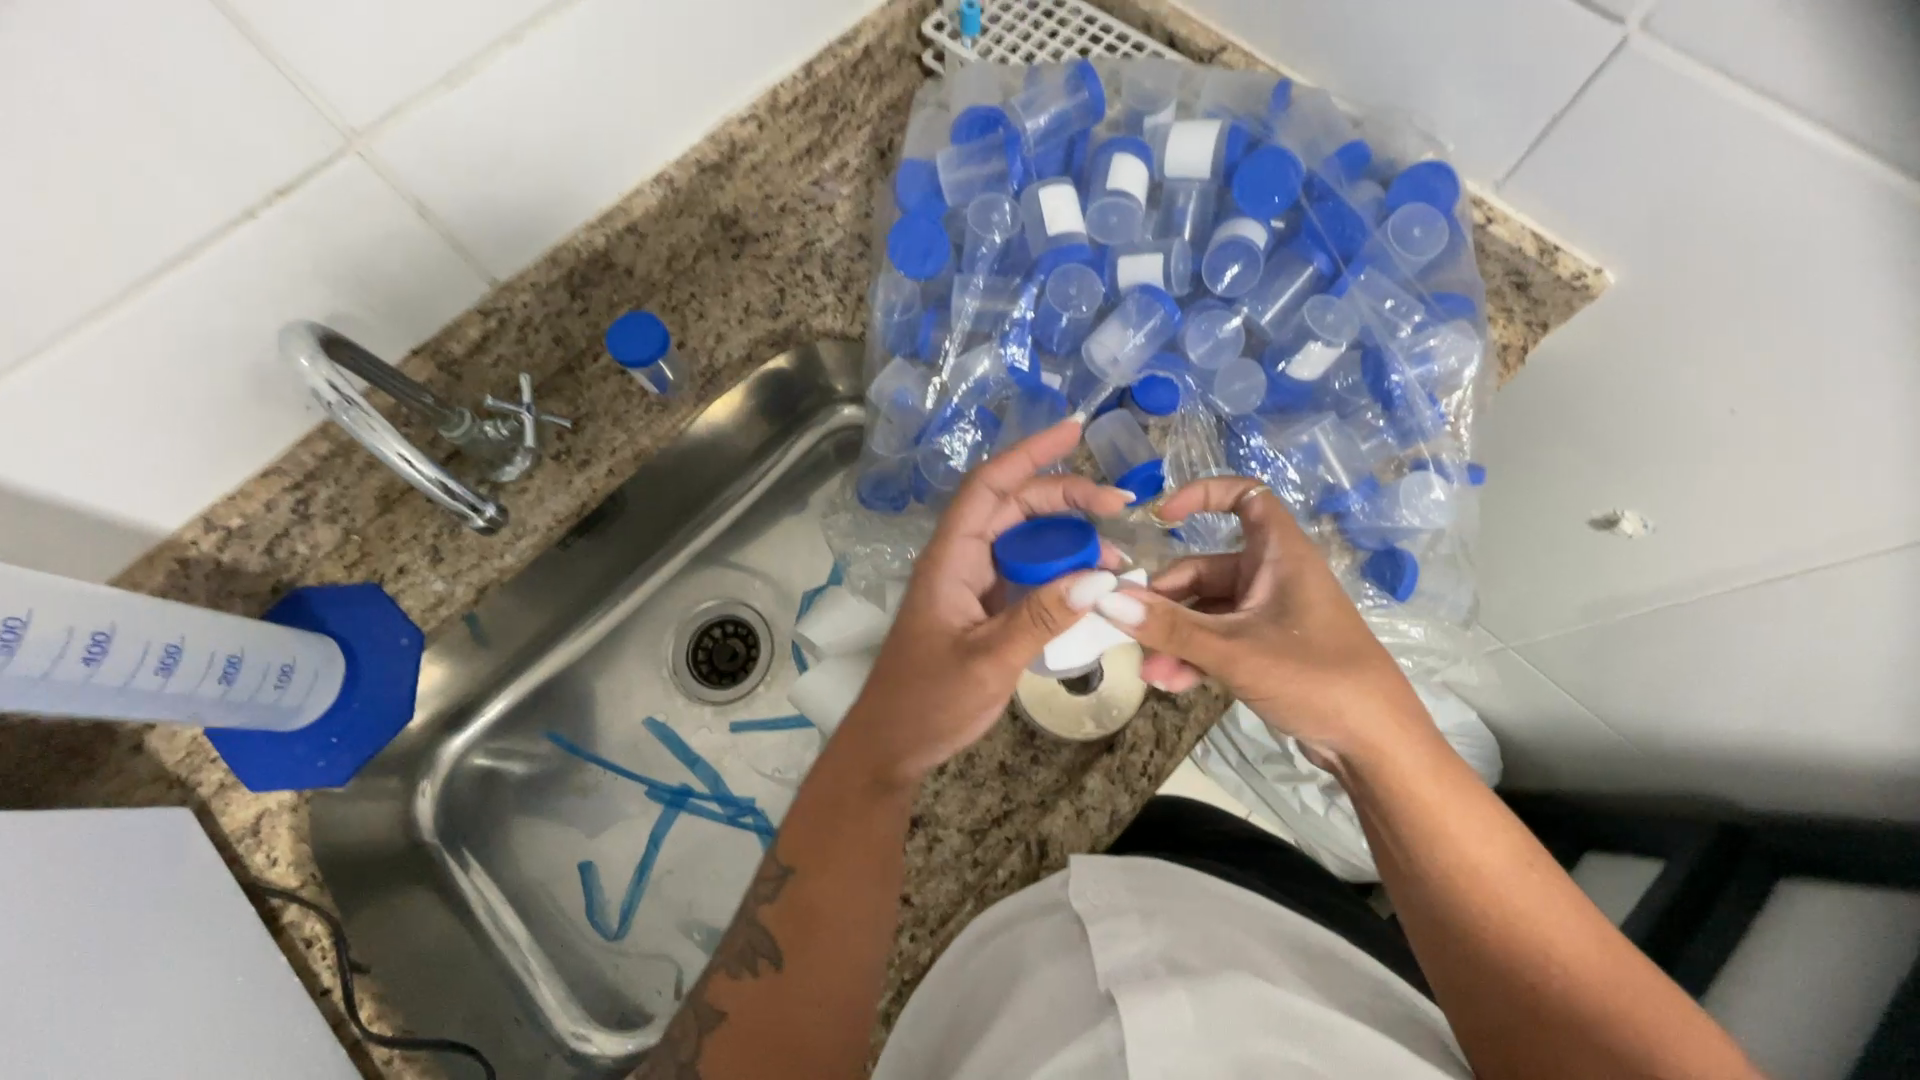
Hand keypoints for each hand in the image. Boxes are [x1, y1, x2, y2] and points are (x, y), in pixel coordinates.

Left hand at [836, 419, 1133, 788]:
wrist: (892, 745)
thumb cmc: (926, 702)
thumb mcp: (988, 661)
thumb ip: (1041, 619)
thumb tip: (1100, 579)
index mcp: (950, 559)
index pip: (989, 487)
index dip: (1029, 453)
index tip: (1076, 432)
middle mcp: (961, 561)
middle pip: (1014, 508)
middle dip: (1065, 498)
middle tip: (1119, 508)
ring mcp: (973, 586)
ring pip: (1024, 542)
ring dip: (1067, 540)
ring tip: (1114, 556)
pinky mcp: (984, 611)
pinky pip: (1027, 576)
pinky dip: (1060, 574)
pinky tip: (1091, 586)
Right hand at [1091, 477, 1429, 764]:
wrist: (1375, 743)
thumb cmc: (1314, 676)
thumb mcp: (1233, 651)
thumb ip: (1168, 627)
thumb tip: (1105, 600)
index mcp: (1280, 555)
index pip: (1245, 497)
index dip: (1203, 494)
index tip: (1162, 517)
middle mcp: (1274, 577)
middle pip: (1206, 570)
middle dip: (1167, 602)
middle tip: (1132, 629)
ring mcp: (1272, 615)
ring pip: (1209, 612)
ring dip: (1177, 638)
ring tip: (1151, 674)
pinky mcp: (1271, 650)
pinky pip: (1221, 641)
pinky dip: (1196, 657)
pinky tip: (1171, 685)